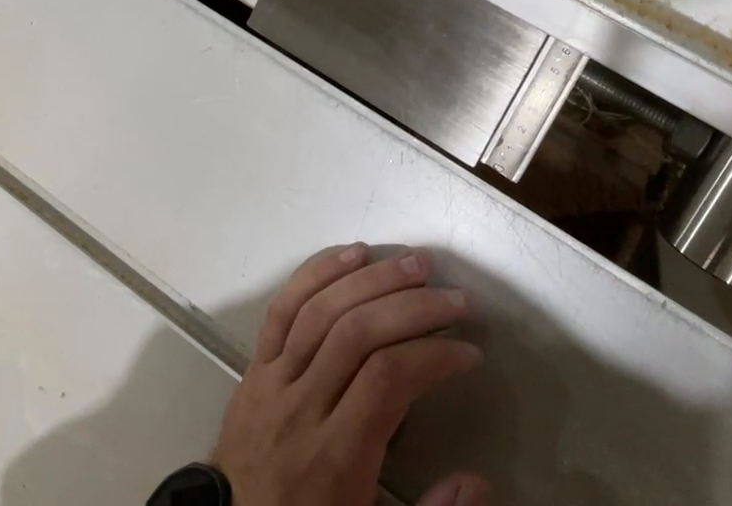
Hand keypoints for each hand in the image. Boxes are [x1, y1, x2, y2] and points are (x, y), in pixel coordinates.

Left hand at [213, 244, 489, 505]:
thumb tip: (478, 478)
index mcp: (334, 457)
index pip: (387, 378)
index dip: (434, 355)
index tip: (468, 353)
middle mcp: (300, 408)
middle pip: (357, 333)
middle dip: (414, 307)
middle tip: (457, 299)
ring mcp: (271, 382)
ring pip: (321, 311)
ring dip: (373, 279)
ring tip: (417, 264)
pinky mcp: (253, 368)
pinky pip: (282, 310)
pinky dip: (317, 273)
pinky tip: (353, 254)